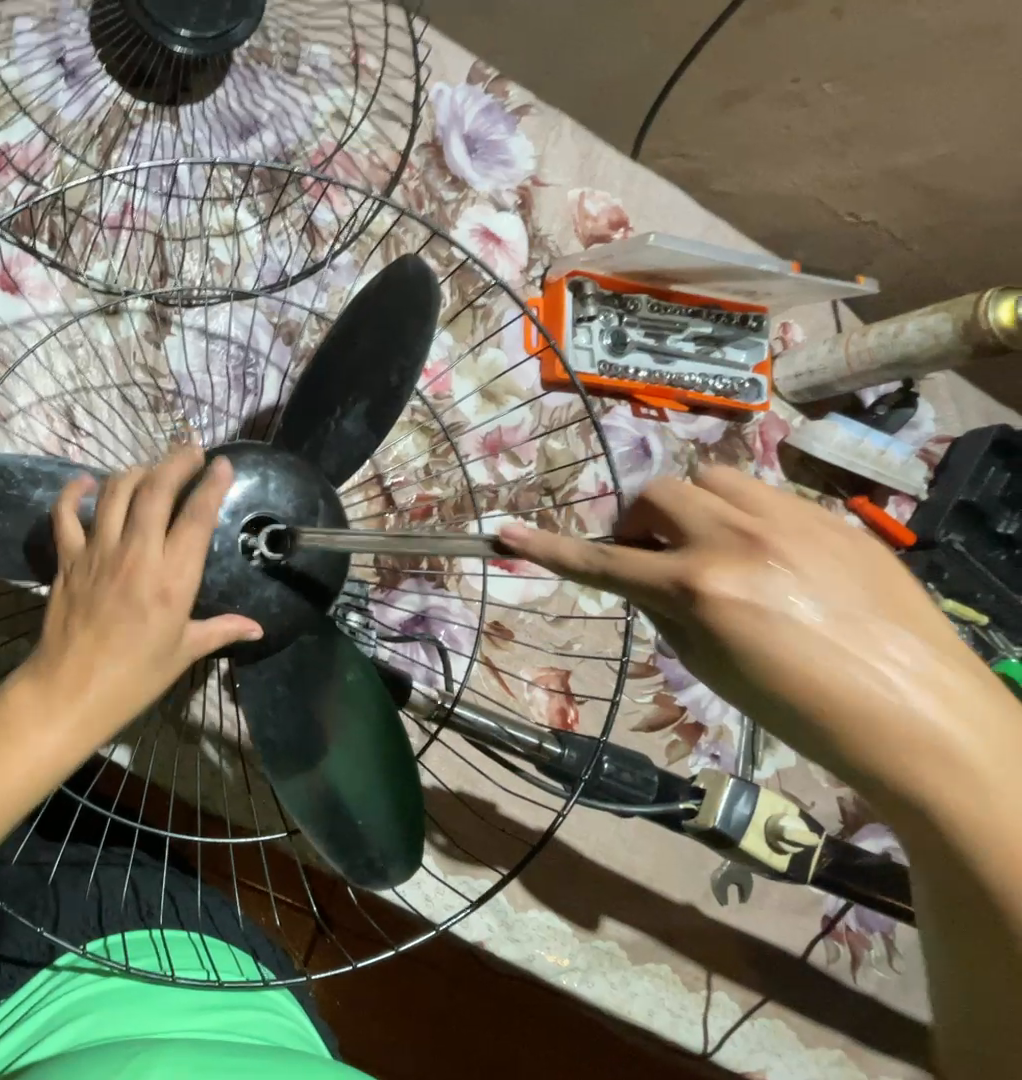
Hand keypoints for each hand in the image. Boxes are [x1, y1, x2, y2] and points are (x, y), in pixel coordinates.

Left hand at [20, 447, 262, 743]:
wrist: (71, 690)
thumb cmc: (134, 678)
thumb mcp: (183, 653)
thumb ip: (221, 631)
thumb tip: (256, 628)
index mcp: (172, 580)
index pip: (196, 517)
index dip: (212, 485)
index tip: (222, 465)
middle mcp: (136, 555)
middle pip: (156, 490)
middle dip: (176, 462)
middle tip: (190, 451)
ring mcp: (97, 552)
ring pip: (115, 492)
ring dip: (136, 470)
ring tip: (151, 468)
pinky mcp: (67, 558)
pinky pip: (66, 514)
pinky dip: (74, 492)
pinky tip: (85, 481)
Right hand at [499, 466, 1012, 817]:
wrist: (923, 718)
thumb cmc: (798, 708)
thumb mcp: (706, 662)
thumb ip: (664, 606)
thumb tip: (644, 575)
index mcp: (701, 587)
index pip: (602, 561)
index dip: (548, 548)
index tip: (504, 534)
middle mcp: (741, 541)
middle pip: (660, 494)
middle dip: (640, 521)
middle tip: (650, 557)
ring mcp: (796, 524)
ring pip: (714, 479)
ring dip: (693, 507)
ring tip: (708, 547)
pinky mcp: (838, 524)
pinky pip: (769, 498)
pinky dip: (745, 518)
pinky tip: (769, 560)